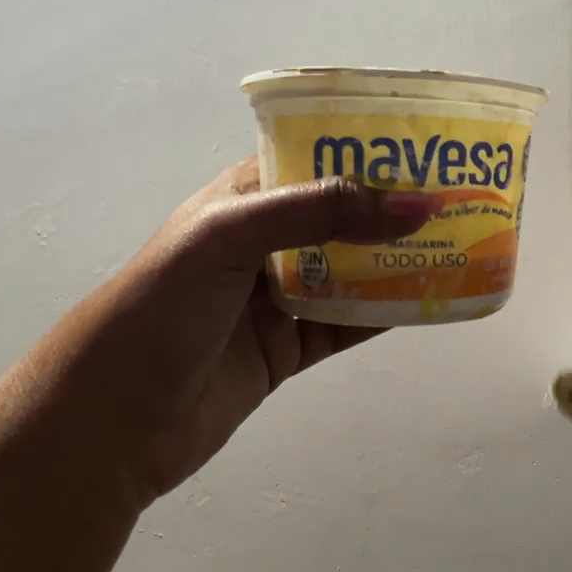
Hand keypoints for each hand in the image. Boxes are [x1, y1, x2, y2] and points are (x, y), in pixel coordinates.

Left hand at [40, 159, 439, 503]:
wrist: (111, 424)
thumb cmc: (160, 307)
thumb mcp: (231, 236)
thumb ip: (321, 212)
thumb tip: (415, 204)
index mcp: (243, 198)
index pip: (317, 158)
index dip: (369, 150)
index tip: (429, 146)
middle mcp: (266, 240)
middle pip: (344, 214)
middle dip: (395, 206)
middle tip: (459, 197)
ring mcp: (280, 296)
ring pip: (354, 268)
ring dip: (400, 259)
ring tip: (460, 244)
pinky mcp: (291, 347)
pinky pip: (351, 322)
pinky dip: (389, 312)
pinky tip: (432, 301)